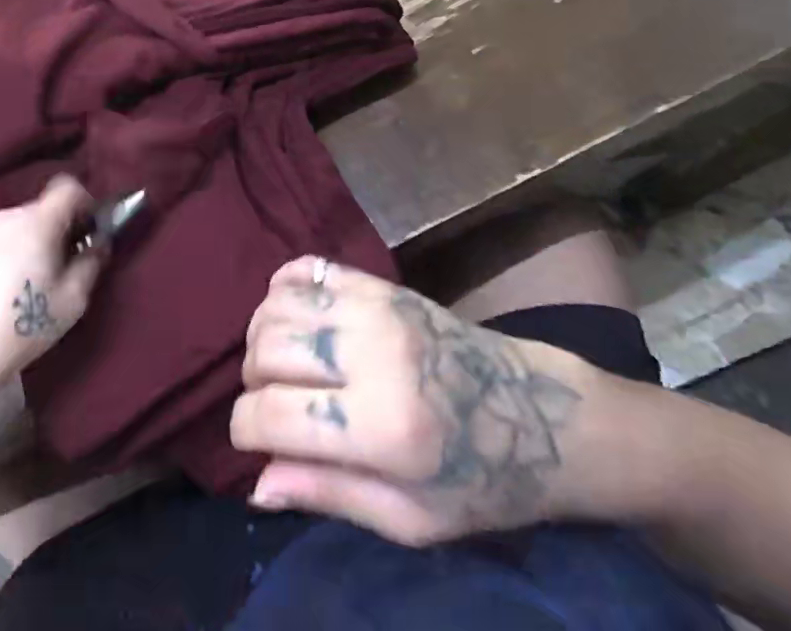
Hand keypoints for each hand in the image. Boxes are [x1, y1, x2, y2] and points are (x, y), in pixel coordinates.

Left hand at [0, 177, 104, 413]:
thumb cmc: (24, 325)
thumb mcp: (73, 300)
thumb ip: (92, 262)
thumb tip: (99, 242)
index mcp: (37, 222)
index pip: (68, 187)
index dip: (86, 203)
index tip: (90, 231)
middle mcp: (5, 216)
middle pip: (42, 208)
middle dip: (58, 228)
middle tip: (64, 264)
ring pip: (17, 224)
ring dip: (30, 240)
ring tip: (29, 281)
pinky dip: (6, 251)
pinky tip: (1, 288)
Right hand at [231, 258, 599, 545]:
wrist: (546, 416)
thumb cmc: (481, 481)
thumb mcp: (411, 519)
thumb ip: (328, 494)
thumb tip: (256, 486)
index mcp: (384, 429)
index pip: (268, 415)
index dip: (244, 429)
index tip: (254, 439)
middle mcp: (374, 358)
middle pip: (263, 354)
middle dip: (251, 384)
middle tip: (274, 403)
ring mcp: (376, 311)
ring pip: (273, 309)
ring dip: (260, 338)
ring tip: (282, 365)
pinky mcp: (379, 286)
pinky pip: (302, 270)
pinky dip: (282, 292)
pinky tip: (295, 321)